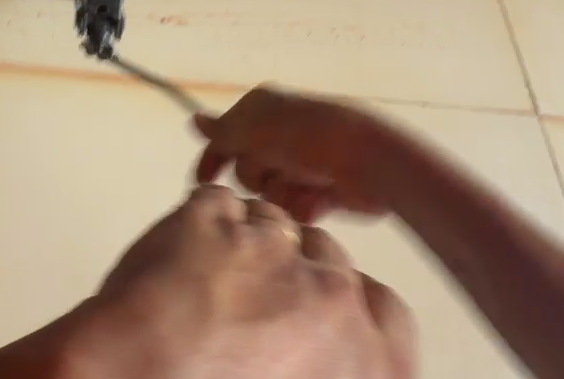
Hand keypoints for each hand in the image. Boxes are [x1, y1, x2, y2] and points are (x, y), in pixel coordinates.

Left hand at [85, 184, 414, 378]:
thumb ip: (324, 364)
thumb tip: (311, 349)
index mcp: (368, 361)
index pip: (384, 308)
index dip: (349, 300)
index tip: (319, 302)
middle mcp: (331, 297)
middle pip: (323, 252)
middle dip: (290, 264)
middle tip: (247, 293)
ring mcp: (269, 248)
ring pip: (267, 218)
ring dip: (242, 239)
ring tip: (202, 279)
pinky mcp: (209, 215)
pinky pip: (216, 200)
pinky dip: (199, 220)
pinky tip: (179, 257)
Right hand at [194, 87, 404, 221]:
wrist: (369, 159)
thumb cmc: (304, 136)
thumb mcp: (254, 129)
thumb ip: (221, 131)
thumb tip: (193, 120)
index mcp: (261, 109)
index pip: (225, 136)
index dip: (213, 158)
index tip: (203, 181)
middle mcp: (279, 134)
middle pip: (246, 168)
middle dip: (257, 174)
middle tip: (275, 167)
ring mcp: (301, 162)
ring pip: (270, 191)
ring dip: (282, 191)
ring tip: (303, 183)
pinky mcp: (322, 189)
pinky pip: (297, 207)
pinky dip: (304, 205)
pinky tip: (317, 198)